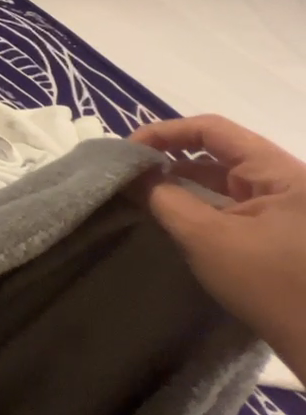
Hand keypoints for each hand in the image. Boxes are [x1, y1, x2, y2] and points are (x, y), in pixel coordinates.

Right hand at [131, 115, 305, 373]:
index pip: (215, 130)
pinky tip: (174, 212)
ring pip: (227, 178)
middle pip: (222, 151)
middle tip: (128, 173)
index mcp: (288, 176)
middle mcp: (295, 184)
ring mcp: (294, 209)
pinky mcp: (289, 230)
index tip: (126, 153)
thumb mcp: (204, 236)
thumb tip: (130, 172)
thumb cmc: (271, 284)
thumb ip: (162, 195)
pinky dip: (201, 201)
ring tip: (144, 192)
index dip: (164, 132)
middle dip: (170, 157)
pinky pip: (236, 201)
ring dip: (183, 180)